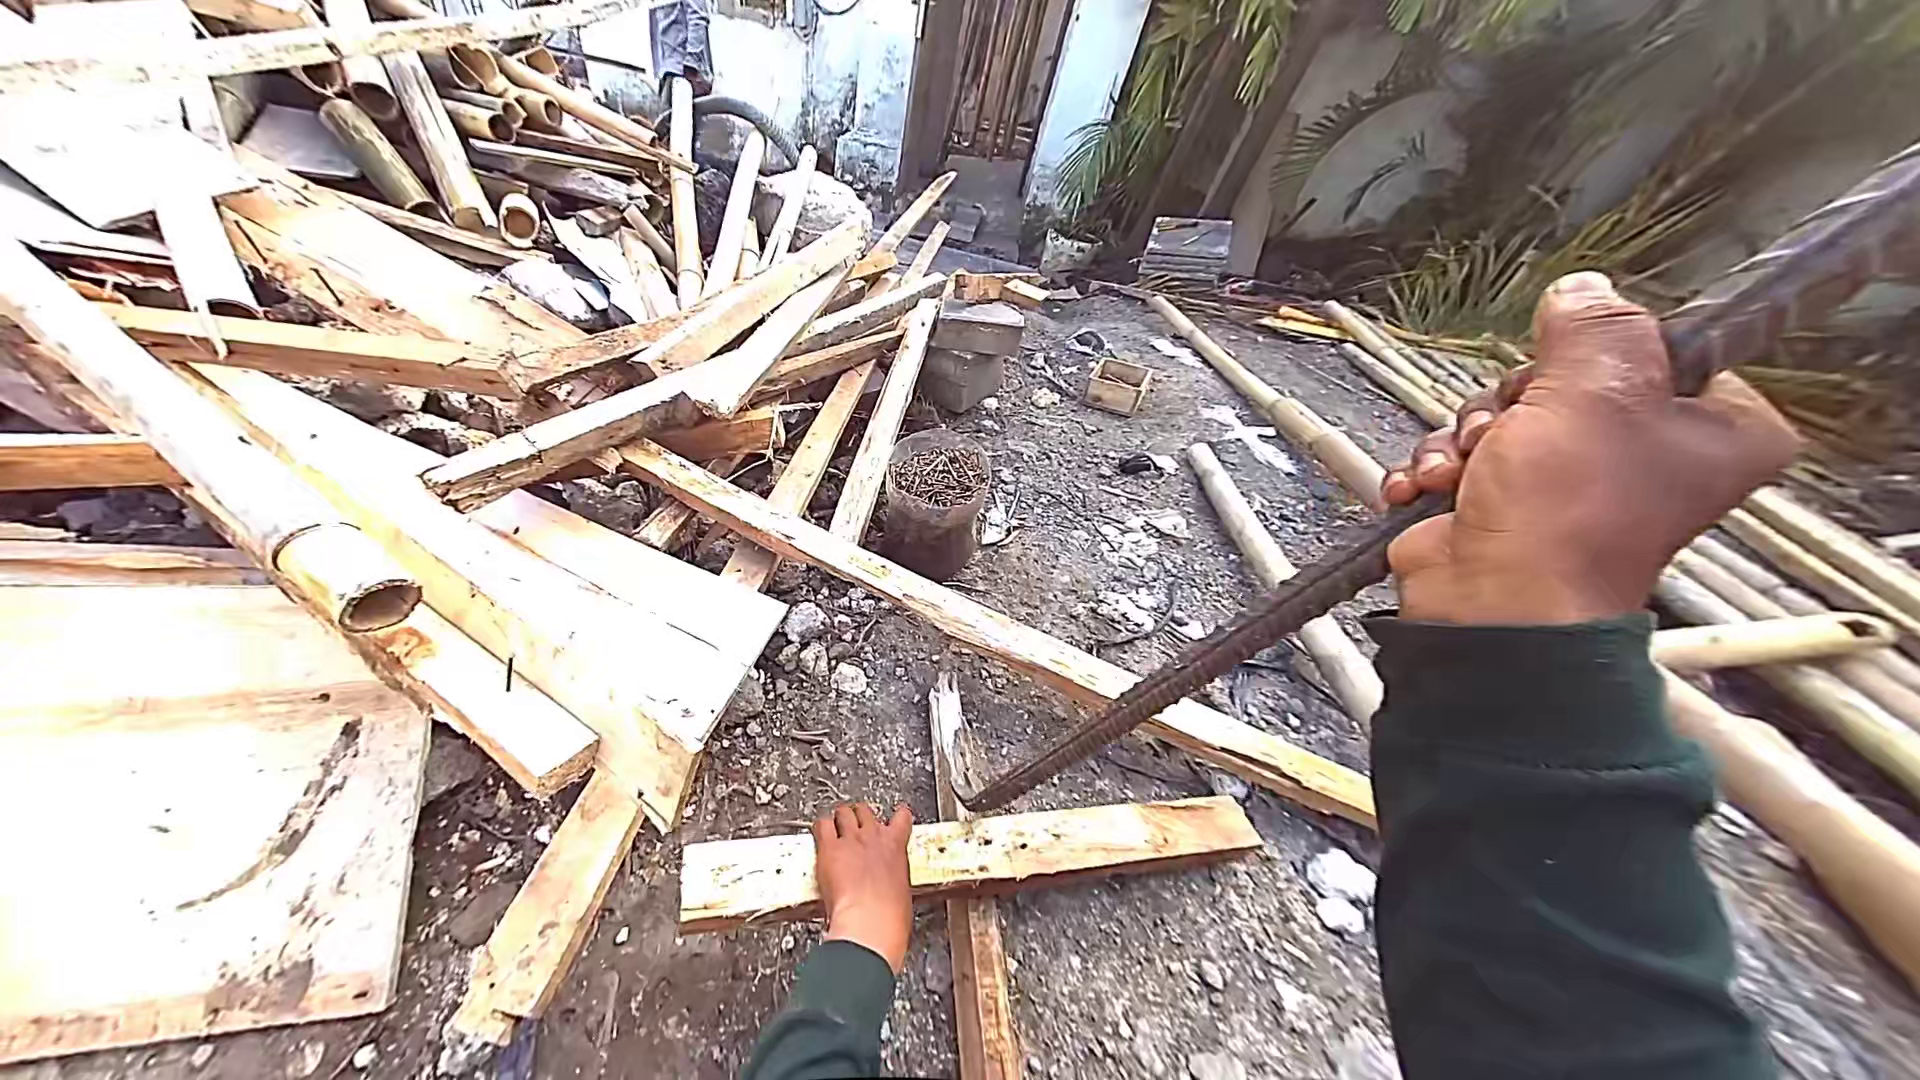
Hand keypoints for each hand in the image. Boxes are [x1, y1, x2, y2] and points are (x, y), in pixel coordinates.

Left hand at [812, 801, 913, 972]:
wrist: (870, 922)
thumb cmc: (888, 916)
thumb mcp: (901, 891)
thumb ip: (893, 877)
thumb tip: (888, 886)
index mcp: (895, 845)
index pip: (901, 817)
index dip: (895, 817)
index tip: (892, 820)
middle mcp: (873, 836)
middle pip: (865, 810)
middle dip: (859, 816)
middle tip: (853, 828)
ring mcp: (850, 839)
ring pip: (843, 812)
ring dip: (839, 819)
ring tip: (833, 829)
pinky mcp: (829, 847)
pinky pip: (822, 825)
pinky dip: (820, 828)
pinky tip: (818, 836)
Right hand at [1379, 272, 1799, 625]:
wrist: (1488, 596)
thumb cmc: (1561, 515)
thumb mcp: (1594, 395)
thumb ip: (1594, 331)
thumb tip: (1581, 289)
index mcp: (1702, 430)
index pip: (1644, 354)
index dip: (1583, 362)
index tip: (1560, 387)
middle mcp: (1628, 456)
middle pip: (1545, 387)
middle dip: (1499, 413)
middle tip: (1500, 440)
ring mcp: (1551, 482)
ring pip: (1486, 424)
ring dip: (1453, 446)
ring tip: (1456, 476)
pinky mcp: (1490, 501)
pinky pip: (1448, 460)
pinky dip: (1426, 474)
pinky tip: (1424, 491)